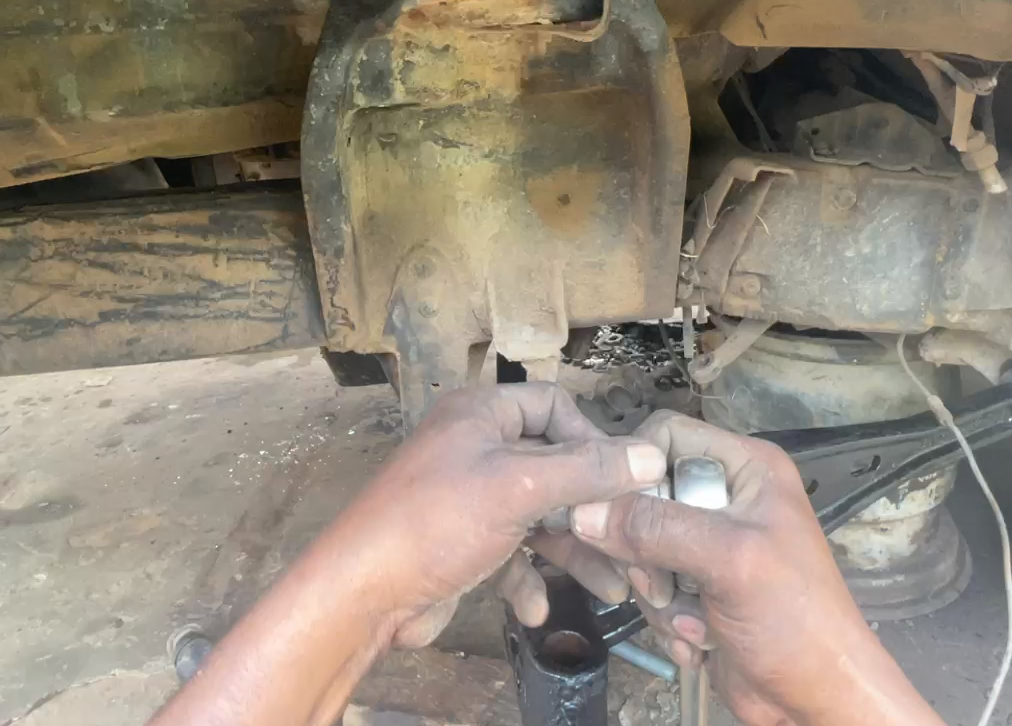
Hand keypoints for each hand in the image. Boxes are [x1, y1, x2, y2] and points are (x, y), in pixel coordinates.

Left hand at [328, 382, 666, 646]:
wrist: (362, 593)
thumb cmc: (437, 521)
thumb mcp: (519, 488)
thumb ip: (586, 471)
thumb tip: (650, 456)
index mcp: (482, 412)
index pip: (552, 405)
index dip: (590, 438)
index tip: (619, 479)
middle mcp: (476, 445)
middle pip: (551, 464)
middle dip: (589, 507)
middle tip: (628, 542)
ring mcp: (468, 494)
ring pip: (536, 512)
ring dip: (570, 548)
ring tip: (611, 588)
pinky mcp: (462, 538)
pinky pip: (509, 546)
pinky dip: (527, 573)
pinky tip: (534, 606)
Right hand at [567, 411, 941, 725]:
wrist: (820, 708)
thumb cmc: (795, 621)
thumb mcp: (729, 561)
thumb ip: (657, 528)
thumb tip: (582, 512)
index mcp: (744, 465)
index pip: (665, 433)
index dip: (636, 468)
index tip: (620, 513)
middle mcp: (723, 492)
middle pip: (644, 492)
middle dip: (645, 547)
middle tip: (662, 585)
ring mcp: (707, 540)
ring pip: (639, 542)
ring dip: (655, 589)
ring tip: (692, 620)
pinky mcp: (694, 581)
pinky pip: (648, 580)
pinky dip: (664, 615)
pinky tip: (697, 639)